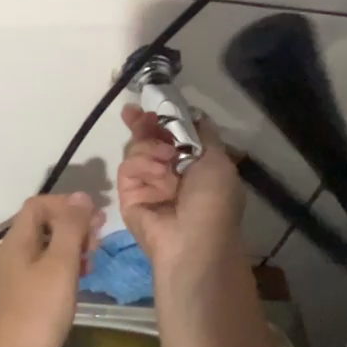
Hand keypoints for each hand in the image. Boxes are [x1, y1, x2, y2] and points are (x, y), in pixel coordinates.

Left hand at [0, 193, 99, 346]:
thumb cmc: (36, 315)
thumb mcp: (60, 266)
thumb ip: (70, 228)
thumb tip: (80, 196)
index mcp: (17, 240)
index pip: (38, 204)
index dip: (67, 204)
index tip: (95, 219)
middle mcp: (10, 254)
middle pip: (42, 225)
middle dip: (72, 226)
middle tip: (98, 242)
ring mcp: (12, 278)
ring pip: (44, 249)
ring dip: (70, 248)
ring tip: (93, 263)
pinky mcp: (17, 300)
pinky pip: (42, 271)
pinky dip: (63, 269)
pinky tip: (76, 285)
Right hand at [116, 104, 244, 275]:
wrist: (194, 241)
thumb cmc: (213, 200)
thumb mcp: (219, 160)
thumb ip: (204, 134)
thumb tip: (195, 114)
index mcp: (194, 165)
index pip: (173, 134)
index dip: (164, 119)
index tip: (154, 106)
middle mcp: (169, 173)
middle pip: (150, 138)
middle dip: (144, 124)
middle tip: (135, 113)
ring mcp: (147, 183)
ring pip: (137, 148)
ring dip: (151, 146)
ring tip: (166, 157)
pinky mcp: (128, 194)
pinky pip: (128, 167)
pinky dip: (141, 164)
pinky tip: (157, 172)